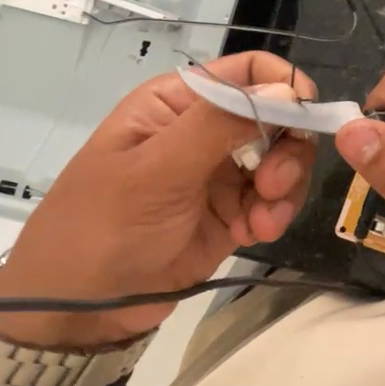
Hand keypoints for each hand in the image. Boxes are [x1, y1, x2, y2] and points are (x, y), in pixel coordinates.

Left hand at [0, 53, 316, 348]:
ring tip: (263, 223)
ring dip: (284, 189)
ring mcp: (220, 173)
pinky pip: (274, 200)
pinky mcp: (232, 213)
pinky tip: (255, 236)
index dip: (285, 87)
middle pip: (278, 118)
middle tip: (274, 185)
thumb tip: (287, 90)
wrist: (76, 313)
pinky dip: (274, 215)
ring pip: (283, 161)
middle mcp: (204, 131)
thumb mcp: (157, 171)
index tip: (309, 118)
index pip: (248, 72)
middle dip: (287, 151)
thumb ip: (221, 124)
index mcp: (177, 103)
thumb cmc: (101, 228)